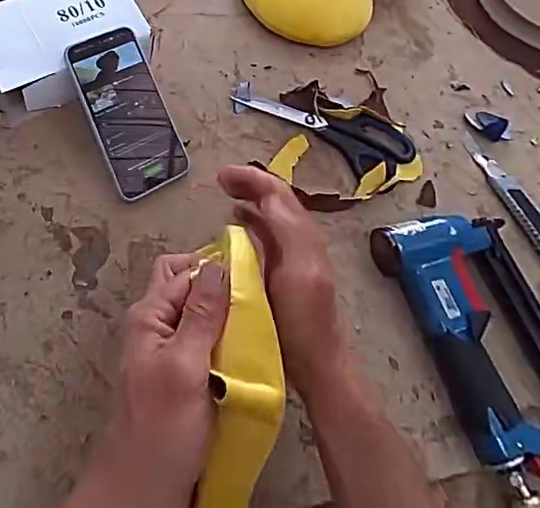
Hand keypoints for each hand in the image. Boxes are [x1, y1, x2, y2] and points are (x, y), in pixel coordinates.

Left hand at [71, 254, 229, 506]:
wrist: (140, 498)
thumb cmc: (159, 434)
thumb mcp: (185, 368)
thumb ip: (201, 315)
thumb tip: (219, 265)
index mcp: (150, 316)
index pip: (187, 269)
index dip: (218, 264)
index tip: (254, 269)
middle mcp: (157, 326)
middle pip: (192, 286)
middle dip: (221, 284)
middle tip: (253, 293)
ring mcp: (170, 351)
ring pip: (203, 313)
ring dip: (227, 313)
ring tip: (256, 320)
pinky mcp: (184, 375)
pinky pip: (208, 341)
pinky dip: (227, 338)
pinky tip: (247, 347)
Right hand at [217, 166, 345, 390]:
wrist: (317, 363)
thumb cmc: (304, 322)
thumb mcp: (297, 271)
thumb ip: (286, 233)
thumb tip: (267, 198)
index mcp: (303, 235)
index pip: (277, 193)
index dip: (251, 179)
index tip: (223, 175)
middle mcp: (301, 238)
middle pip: (276, 199)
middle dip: (250, 184)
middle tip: (222, 180)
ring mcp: (295, 254)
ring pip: (272, 214)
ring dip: (251, 200)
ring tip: (228, 195)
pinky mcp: (287, 271)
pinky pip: (270, 233)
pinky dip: (253, 221)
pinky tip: (238, 225)